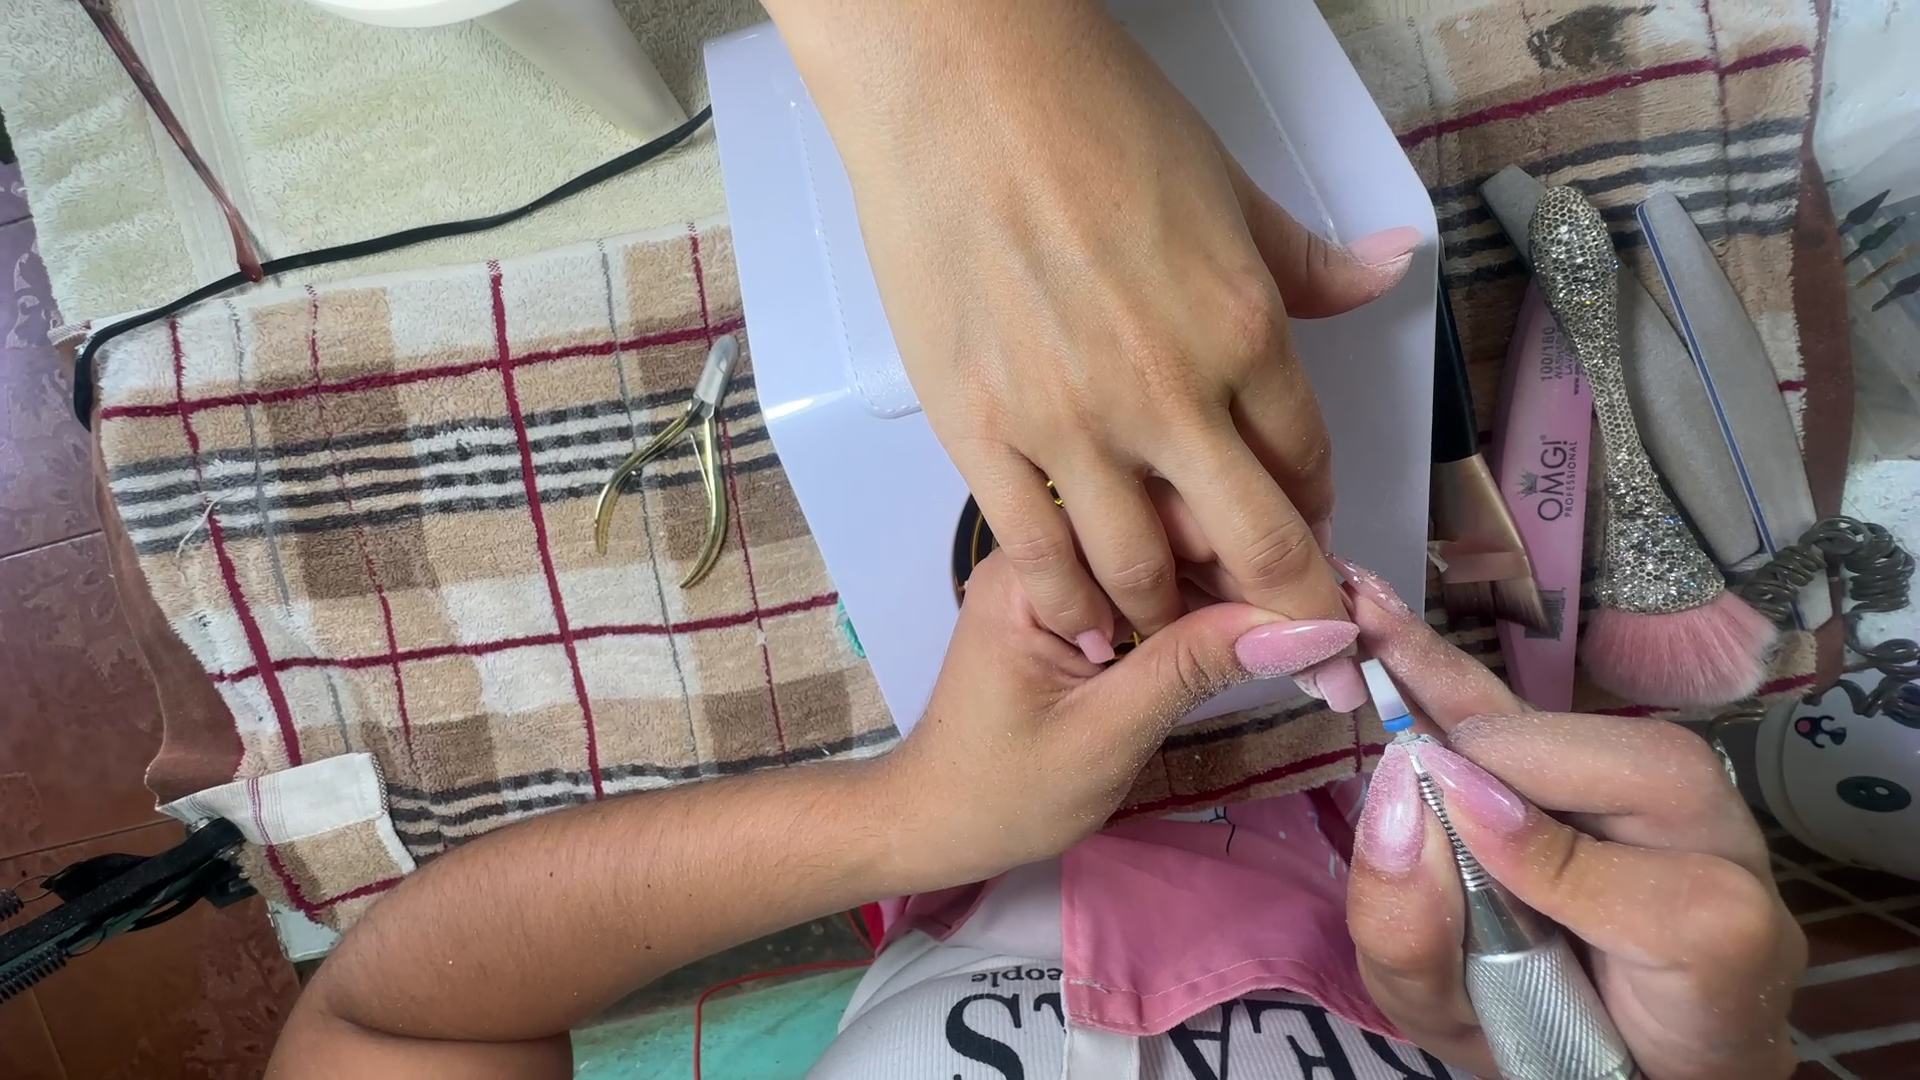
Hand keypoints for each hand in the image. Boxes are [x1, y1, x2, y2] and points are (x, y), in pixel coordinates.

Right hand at [767, 0, 1418, 659]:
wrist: (957, 94)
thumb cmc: (1090, 120)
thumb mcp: (1222, 183)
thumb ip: (1300, 257)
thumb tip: (1385, 266)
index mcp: (1242, 329)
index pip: (1305, 462)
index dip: (1314, 519)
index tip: (1304, 545)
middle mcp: (1167, 396)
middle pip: (1247, 541)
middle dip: (1274, 602)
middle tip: (1270, 633)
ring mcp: (1068, 425)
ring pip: (1138, 566)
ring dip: (1165, 614)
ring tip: (1164, 626)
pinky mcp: (980, 436)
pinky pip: (1036, 552)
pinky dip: (1069, 605)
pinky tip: (1084, 631)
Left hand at [877, 552, 1360, 888]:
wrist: (938, 820)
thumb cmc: (1006, 791)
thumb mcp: (1104, 735)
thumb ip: (1193, 669)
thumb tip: (1309, 625)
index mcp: (1035, 568)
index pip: (1157, 524)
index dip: (1251, 557)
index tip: (1335, 605)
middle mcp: (1047, 550)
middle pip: (1167, 532)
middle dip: (1254, 578)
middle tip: (1338, 628)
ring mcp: (1062, 575)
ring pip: (1169, 559)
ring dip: (1240, 596)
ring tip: (1314, 638)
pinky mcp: (1077, 605)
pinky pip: (1153, 590)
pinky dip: (1207, 615)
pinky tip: (1259, 638)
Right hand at [1338, 559, 1804, 1079]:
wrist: (1561, 1012)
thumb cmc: (1506, 1029)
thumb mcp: (1438, 1014)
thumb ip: (1411, 937)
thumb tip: (1391, 803)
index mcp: (1710, 990)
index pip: (1690, 913)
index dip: (1565, 860)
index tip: (1450, 816)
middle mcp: (1720, 882)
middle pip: (1669, 781)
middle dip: (1518, 754)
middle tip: (1414, 763)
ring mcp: (1676, 816)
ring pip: (1617, 731)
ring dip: (1477, 698)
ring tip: (1378, 665)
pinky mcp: (1600, 763)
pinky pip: (1538, 705)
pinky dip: (1446, 665)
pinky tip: (1379, 618)